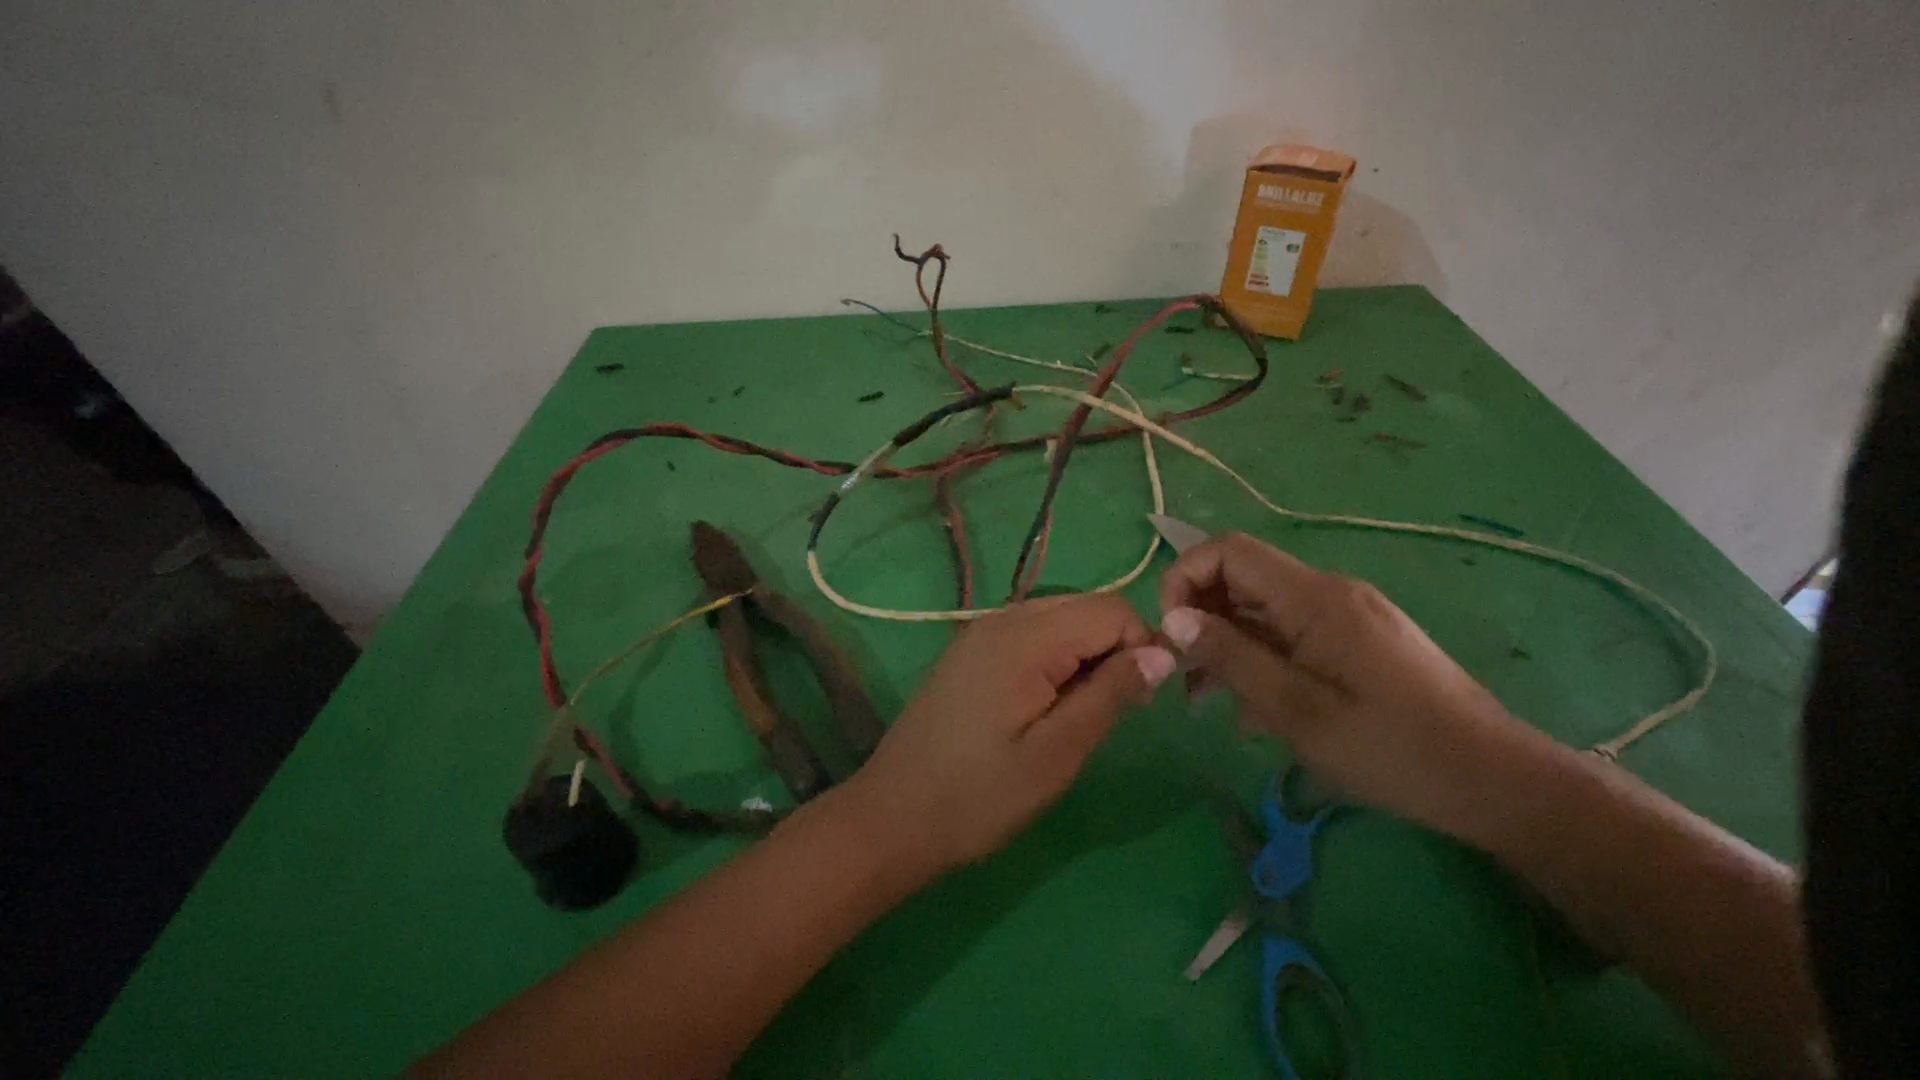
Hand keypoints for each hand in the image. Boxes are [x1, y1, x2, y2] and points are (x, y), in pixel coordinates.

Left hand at [847, 594, 1176, 873]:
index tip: (1140, 701)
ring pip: (1060, 617)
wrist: (893, 816)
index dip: (1141, 646)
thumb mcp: (1056, 754)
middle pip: (1086, 606)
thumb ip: (1109, 694)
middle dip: (1115, 648)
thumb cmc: (979, 796)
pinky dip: (1055, 658)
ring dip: (1086, 654)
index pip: (1111, 609)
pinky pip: (1031, 633)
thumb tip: (1161, 653)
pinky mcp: (969, 650)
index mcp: (1023, 638)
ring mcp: (980, 631)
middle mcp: (1001, 618)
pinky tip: (1045, 705)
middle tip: (1111, 712)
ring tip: (1078, 714)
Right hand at [1159, 531, 1528, 836]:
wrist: (1494, 779)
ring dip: (1228, 647)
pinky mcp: (1361, 642)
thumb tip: (1175, 618)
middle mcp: (1331, 593)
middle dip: (1201, 620)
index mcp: (1315, 598)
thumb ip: (1232, 658)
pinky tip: (1254, 714)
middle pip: (1244, 579)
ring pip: (1266, 612)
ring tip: (1207, 703)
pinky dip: (1263, 662)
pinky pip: (1294, 636)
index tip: (1171, 635)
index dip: (1185, 578)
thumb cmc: (1391, 749)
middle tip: (1183, 679)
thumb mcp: (1298, 711)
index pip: (1228, 550)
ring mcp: (1349, 616)